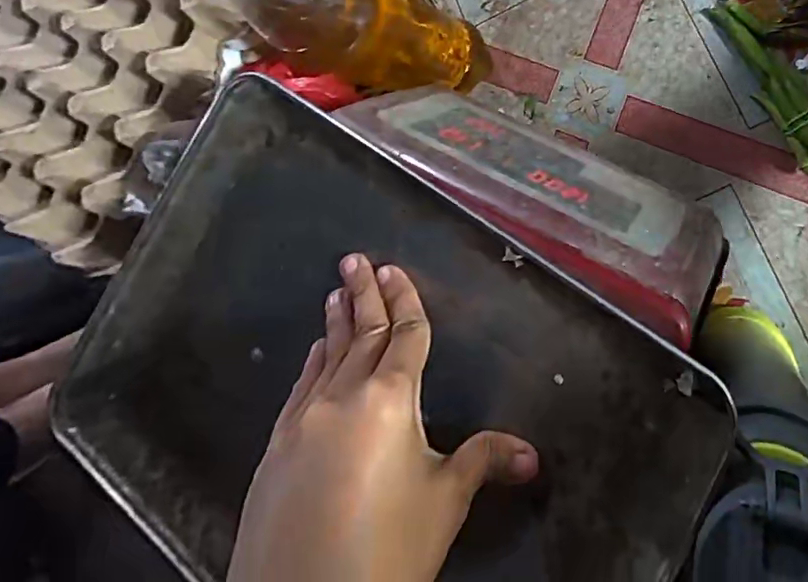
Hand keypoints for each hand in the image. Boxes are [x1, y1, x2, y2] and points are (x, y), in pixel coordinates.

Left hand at [227, 254, 537, 581]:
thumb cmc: (385, 548)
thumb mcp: (444, 501)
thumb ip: (483, 461)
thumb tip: (533, 455)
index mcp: (390, 398)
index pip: (405, 336)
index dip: (405, 301)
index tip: (394, 270)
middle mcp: (344, 397)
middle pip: (361, 334)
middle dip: (363, 295)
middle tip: (357, 259)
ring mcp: (303, 423)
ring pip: (326, 358)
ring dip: (334, 323)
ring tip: (335, 293)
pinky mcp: (275, 452)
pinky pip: (299, 390)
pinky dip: (311, 364)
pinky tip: (312, 353)